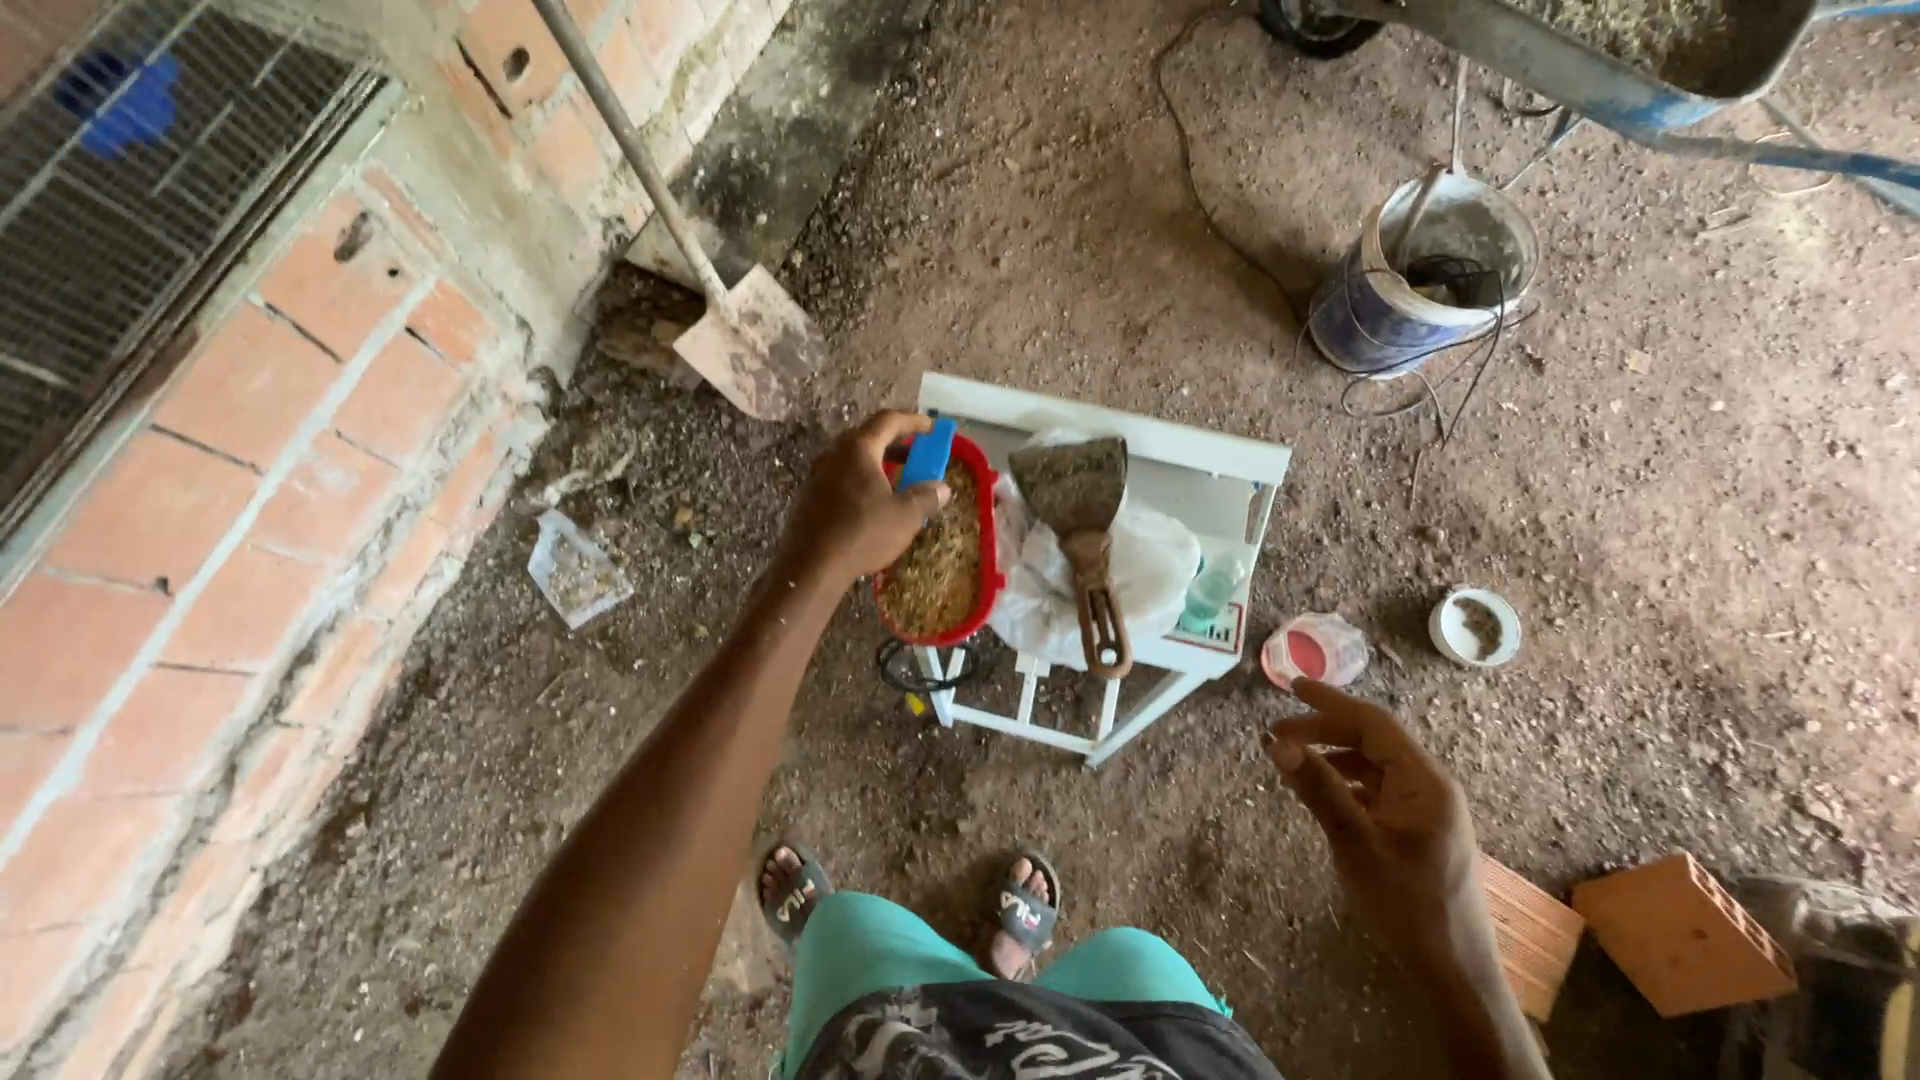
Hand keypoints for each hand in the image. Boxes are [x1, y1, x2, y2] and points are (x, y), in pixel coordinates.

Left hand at [776, 410, 950, 585]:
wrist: (811, 566)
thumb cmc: (862, 533)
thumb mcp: (905, 516)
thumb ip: (926, 497)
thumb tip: (942, 488)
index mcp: (858, 449)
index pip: (888, 421)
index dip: (913, 421)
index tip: (932, 427)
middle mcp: (834, 455)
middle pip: (868, 437)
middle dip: (896, 443)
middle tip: (916, 453)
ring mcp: (817, 476)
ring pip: (853, 459)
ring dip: (878, 464)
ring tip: (898, 480)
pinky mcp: (809, 498)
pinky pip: (841, 478)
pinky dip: (862, 481)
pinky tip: (872, 503)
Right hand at [1267, 679, 1494, 978]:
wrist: (1453, 969)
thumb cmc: (1407, 904)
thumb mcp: (1355, 844)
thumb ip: (1319, 790)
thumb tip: (1278, 744)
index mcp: (1424, 781)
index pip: (1373, 724)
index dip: (1330, 702)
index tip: (1291, 687)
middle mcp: (1430, 786)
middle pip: (1372, 741)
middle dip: (1324, 730)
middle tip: (1276, 733)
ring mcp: (1426, 809)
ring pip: (1373, 765)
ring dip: (1332, 755)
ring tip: (1291, 761)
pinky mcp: (1418, 830)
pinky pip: (1376, 789)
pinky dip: (1345, 781)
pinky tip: (1320, 792)